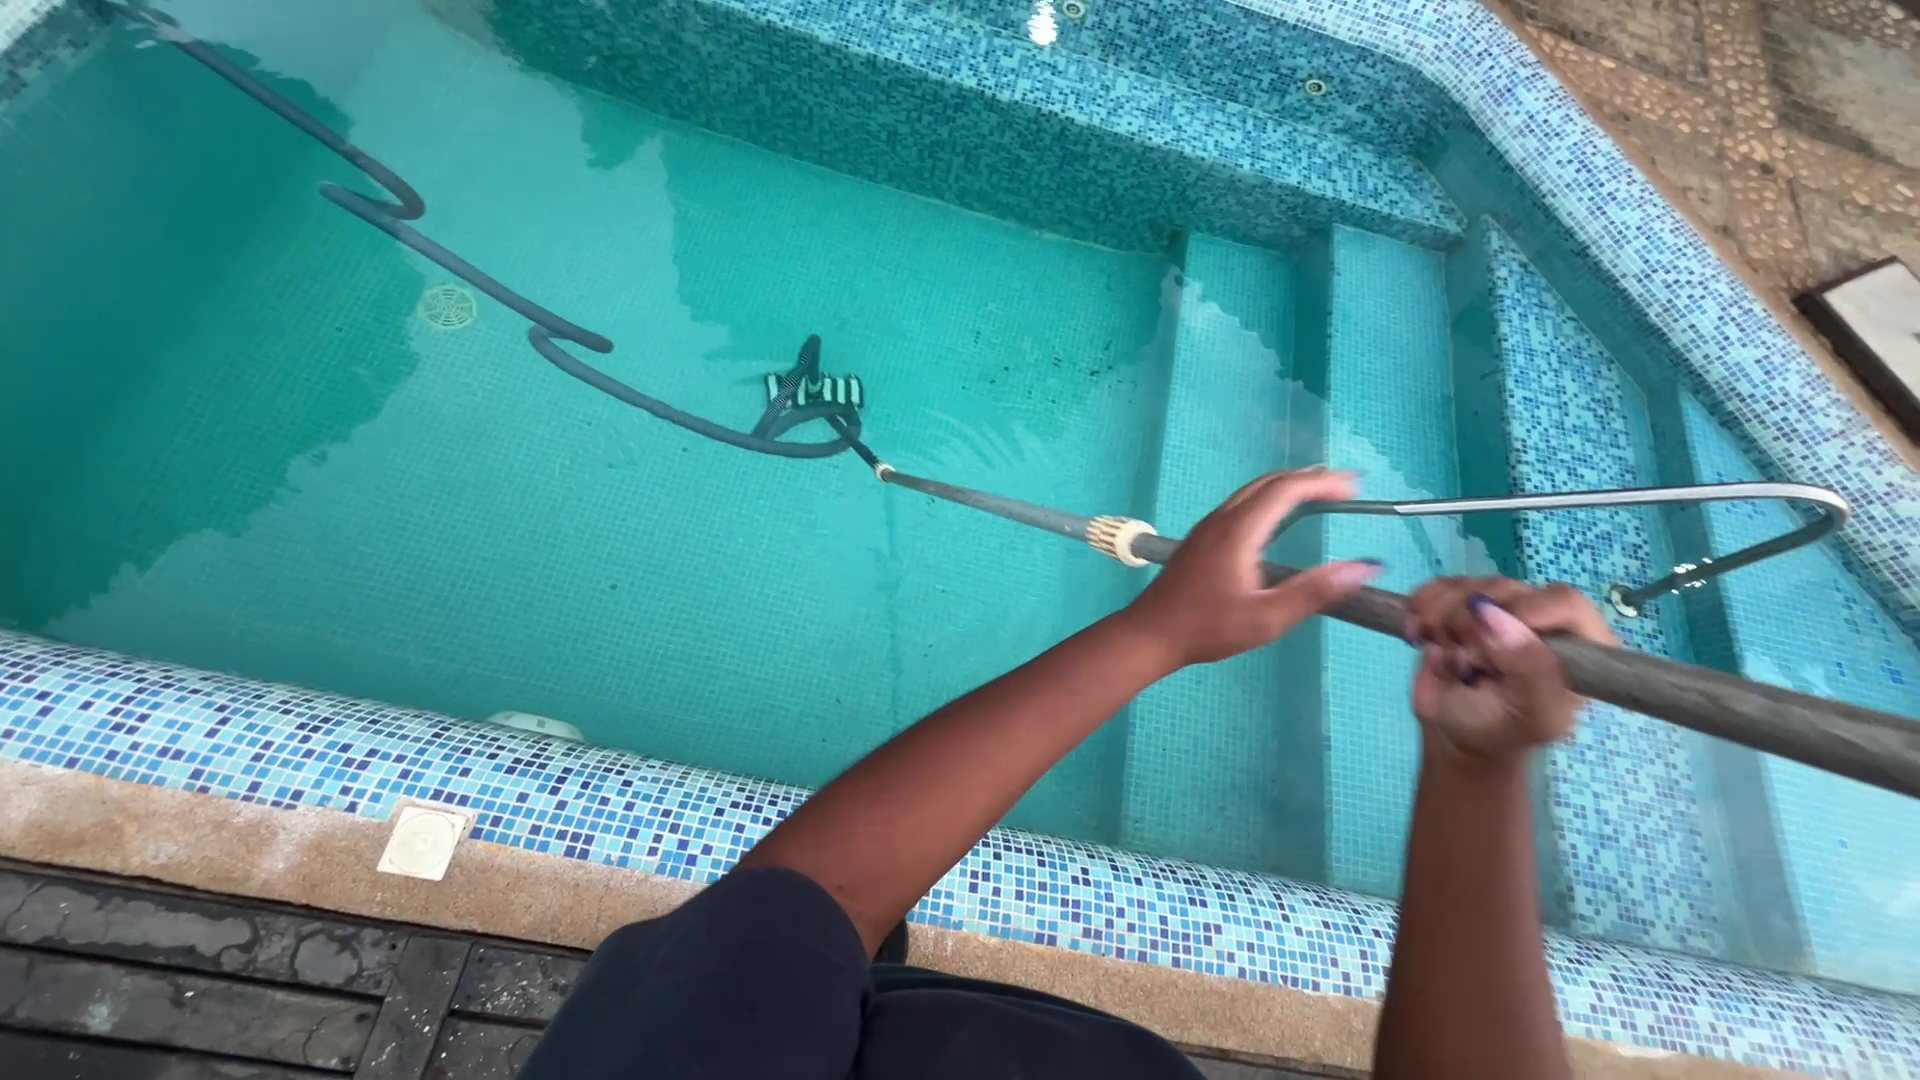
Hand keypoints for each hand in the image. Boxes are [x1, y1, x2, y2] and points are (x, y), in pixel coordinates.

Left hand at [1121, 468, 1381, 667]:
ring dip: (1285, 488)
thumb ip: (1314, 592)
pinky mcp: (1199, 540)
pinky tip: (1277, 520)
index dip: (1322, 482)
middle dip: (1307, 479)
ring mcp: (1206, 528)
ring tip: (1318, 495)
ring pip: (1250, 492)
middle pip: (1267, 483)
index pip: (1285, 490)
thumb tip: (1363, 568)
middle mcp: (1221, 520)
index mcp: (1238, 531)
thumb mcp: (1266, 618)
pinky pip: (1239, 505)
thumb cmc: (1206, 629)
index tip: (1354, 487)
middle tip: (1342, 486)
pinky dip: (1266, 501)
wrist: (1149, 634)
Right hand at [1404, 577, 1617, 762]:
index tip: (1487, 643)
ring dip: (1440, 619)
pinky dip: (1420, 606)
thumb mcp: (1531, 717)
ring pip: (1465, 587)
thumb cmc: (1501, 730)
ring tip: (1443, 653)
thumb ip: (1531, 672)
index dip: (1523, 611)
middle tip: (1464, 661)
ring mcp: (1496, 609)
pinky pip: (1437, 587)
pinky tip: (1418, 632)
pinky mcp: (1458, 604)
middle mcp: (1540, 618)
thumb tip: (1496, 619)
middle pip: (1503, 590)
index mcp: (1577, 645)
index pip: (1564, 603)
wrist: (1454, 732)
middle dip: (1468, 623)